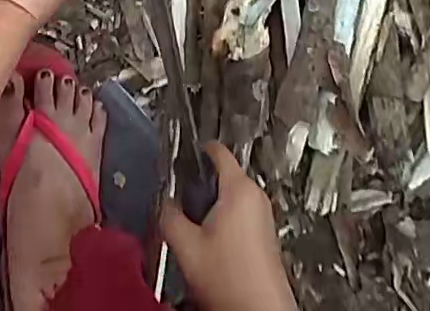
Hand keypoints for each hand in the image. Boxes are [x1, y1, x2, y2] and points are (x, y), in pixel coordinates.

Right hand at [160, 143, 296, 310]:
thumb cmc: (230, 280)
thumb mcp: (187, 246)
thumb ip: (169, 216)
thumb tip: (163, 204)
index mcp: (239, 187)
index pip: (217, 150)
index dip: (197, 150)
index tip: (182, 158)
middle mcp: (255, 195)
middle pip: (222, 175)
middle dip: (200, 187)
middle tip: (181, 203)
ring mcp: (263, 215)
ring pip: (231, 196)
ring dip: (211, 207)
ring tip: (195, 229)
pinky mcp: (265, 235)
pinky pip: (241, 214)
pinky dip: (225, 222)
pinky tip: (212, 245)